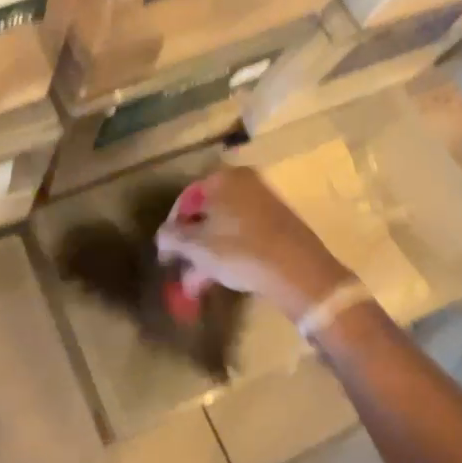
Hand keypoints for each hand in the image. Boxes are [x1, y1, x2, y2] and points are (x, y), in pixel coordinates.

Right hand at [156, 166, 355, 320]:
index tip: (166, 254)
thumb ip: (171, 238)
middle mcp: (246, 183)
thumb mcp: (196, 246)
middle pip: (208, 214)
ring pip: (226, 228)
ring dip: (209, 255)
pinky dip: (231, 253)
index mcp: (223, 178)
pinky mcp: (282, 225)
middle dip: (192, 245)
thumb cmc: (239, 250)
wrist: (299, 271)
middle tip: (182, 270)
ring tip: (198, 284)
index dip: (171, 228)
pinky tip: (224, 279)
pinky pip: (246, 236)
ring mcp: (267, 203)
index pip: (186, 199)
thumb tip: (162, 239)